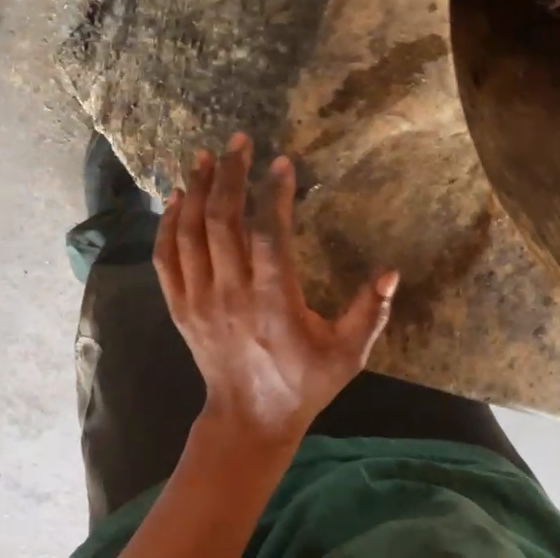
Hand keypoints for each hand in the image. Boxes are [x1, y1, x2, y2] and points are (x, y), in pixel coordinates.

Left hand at [156, 133, 399, 448]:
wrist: (248, 420)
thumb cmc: (302, 383)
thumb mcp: (347, 355)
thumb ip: (370, 313)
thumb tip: (392, 272)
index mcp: (273, 302)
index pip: (270, 235)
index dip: (275, 195)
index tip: (282, 162)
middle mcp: (231, 294)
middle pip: (223, 221)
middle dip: (230, 175)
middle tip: (239, 140)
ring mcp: (200, 300)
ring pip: (191, 233)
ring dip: (197, 189)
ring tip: (206, 155)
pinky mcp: (180, 307)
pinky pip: (166, 258)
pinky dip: (169, 224)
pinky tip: (177, 197)